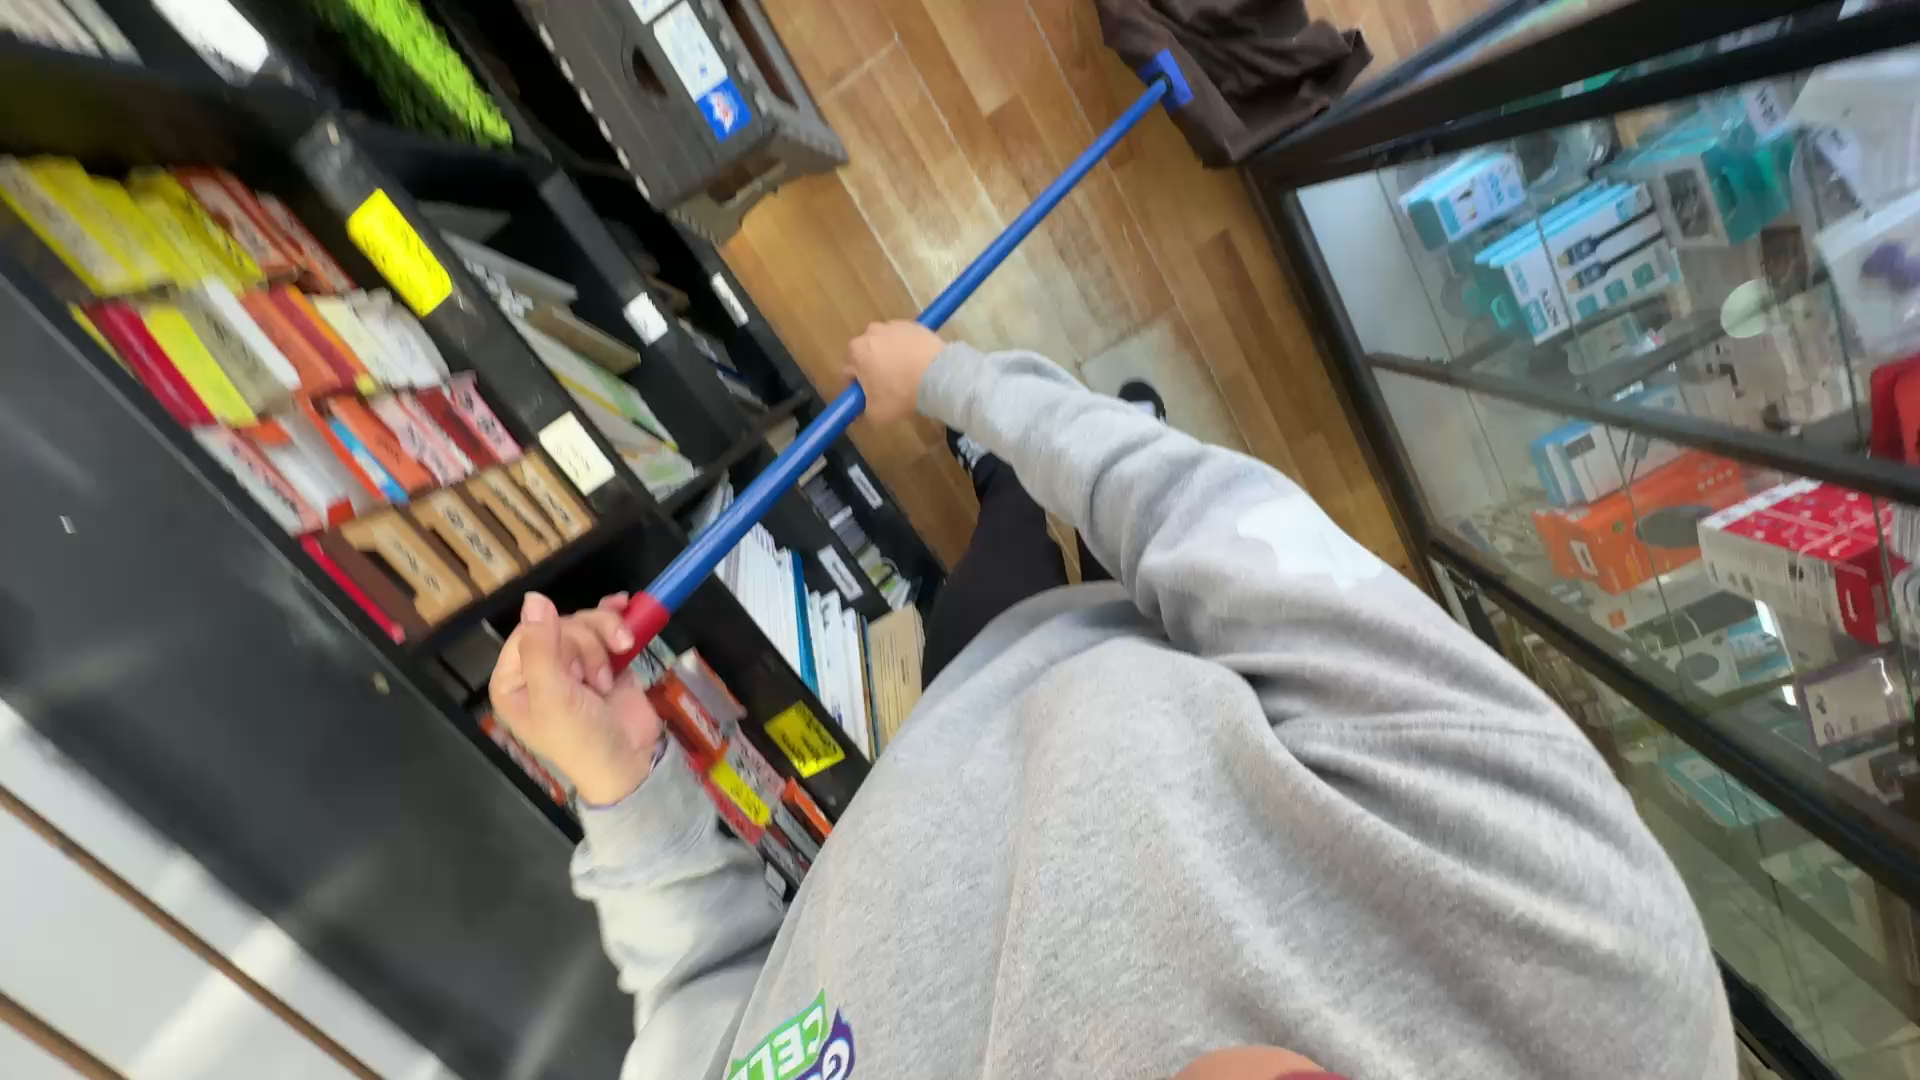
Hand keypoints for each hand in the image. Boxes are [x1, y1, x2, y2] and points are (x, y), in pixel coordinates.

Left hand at [489, 591, 663, 805]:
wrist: (630, 761)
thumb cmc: (581, 739)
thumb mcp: (555, 697)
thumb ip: (543, 647)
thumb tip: (534, 598)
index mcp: (515, 681)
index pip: (528, 633)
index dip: (557, 639)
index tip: (575, 665)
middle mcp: (541, 669)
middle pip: (562, 625)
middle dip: (588, 645)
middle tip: (596, 680)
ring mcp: (577, 665)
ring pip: (588, 624)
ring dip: (608, 636)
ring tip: (620, 657)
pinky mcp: (607, 662)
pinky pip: (608, 629)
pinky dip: (618, 619)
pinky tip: (627, 607)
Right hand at [845, 320, 944, 424]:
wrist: (937, 376)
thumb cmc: (901, 394)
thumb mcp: (876, 413)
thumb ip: (863, 411)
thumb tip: (864, 409)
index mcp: (856, 351)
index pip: (848, 372)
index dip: (857, 387)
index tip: (868, 397)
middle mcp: (871, 332)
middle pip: (867, 355)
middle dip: (874, 368)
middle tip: (888, 387)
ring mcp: (894, 325)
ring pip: (886, 345)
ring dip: (891, 357)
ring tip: (907, 375)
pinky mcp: (915, 325)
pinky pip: (905, 340)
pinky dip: (908, 349)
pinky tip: (918, 364)